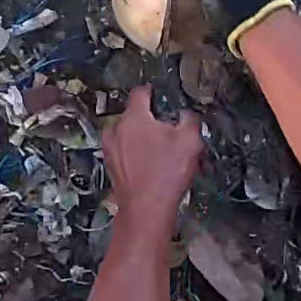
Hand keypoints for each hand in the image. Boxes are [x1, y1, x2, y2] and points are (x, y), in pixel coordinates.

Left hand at [104, 85, 203, 224]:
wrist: (146, 208)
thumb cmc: (166, 173)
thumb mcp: (190, 140)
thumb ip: (190, 119)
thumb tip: (187, 115)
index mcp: (133, 117)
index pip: (140, 92)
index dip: (152, 92)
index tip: (159, 96)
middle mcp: (116, 129)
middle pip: (136, 116)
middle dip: (153, 122)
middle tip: (171, 134)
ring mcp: (110, 149)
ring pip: (130, 135)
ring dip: (145, 140)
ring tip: (165, 155)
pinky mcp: (111, 166)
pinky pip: (126, 152)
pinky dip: (138, 155)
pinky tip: (155, 168)